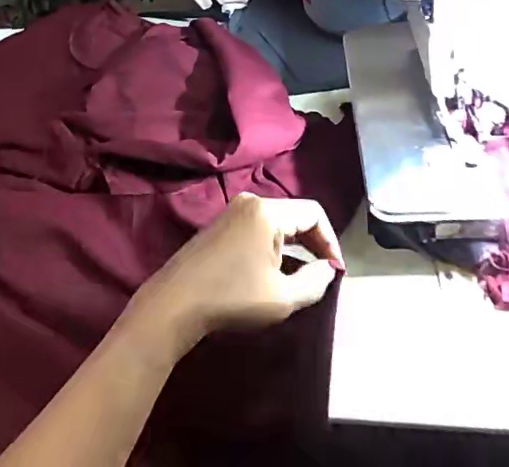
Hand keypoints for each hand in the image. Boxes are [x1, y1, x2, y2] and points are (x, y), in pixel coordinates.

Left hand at [126, 194, 344, 351]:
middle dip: (313, 242)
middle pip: (295, 214)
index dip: (330, 240)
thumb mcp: (281, 298)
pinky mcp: (220, 225)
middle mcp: (252, 202)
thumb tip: (328, 269)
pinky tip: (274, 269)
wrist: (173, 306)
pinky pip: (258, 227)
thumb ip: (314, 282)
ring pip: (277, 221)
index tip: (336, 269)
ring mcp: (233, 211)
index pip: (313, 213)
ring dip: (294, 245)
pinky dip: (274, 244)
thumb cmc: (231, 298)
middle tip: (325, 271)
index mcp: (268, 211)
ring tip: (303, 273)